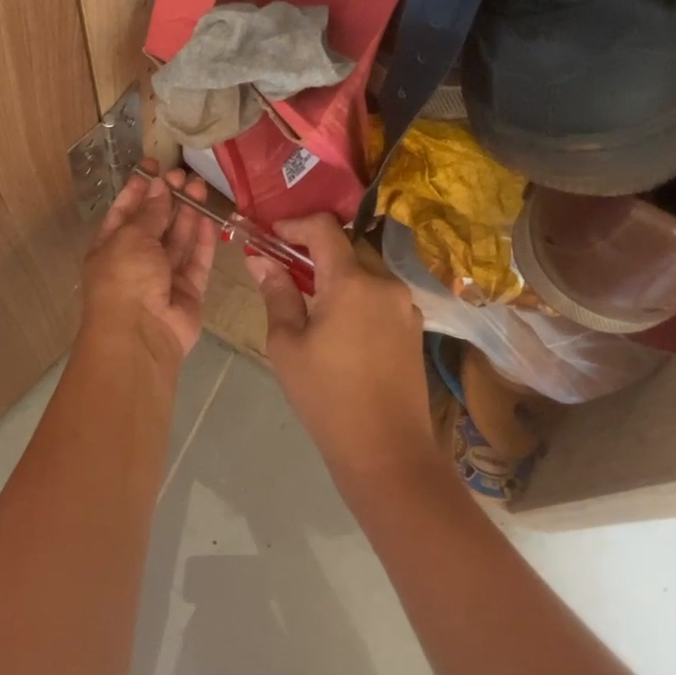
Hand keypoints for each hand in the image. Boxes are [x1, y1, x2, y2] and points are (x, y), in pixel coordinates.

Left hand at [81, 159, 214, 366]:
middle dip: (167, 199)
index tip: (153, 165)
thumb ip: (149, 213)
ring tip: (200, 186)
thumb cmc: (124, 279)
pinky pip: (196, 261)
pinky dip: (202, 240)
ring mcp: (162, 278)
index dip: (138, 189)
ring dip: (187, 214)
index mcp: (109, 248)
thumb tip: (159, 186)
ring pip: (177, 241)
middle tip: (182, 174)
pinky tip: (210, 217)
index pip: (124, 212)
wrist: (140, 336)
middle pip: (154, 225)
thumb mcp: (130, 238)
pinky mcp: (187, 292)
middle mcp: (135, 261)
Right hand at [246, 215, 434, 476]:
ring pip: (364, 273)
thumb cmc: (327, 396)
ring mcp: (404, 306)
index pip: (324, 227)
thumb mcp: (287, 345)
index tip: (271, 235)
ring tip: (308, 302)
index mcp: (351, 281)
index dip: (294, 224)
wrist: (387, 450)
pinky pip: (379, 296)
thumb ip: (277, 294)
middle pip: (345, 249)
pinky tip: (336, 326)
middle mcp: (385, 283)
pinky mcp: (413, 328)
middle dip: (313, 252)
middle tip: (283, 270)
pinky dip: (355, 296)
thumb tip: (262, 260)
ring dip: (336, 276)